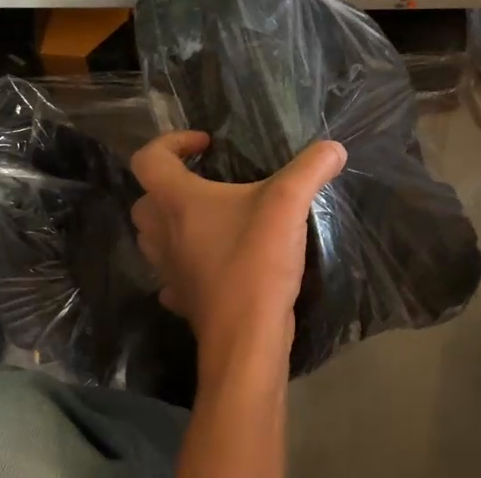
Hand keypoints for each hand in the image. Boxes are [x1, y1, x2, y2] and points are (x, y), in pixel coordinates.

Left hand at [129, 131, 347, 349]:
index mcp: (178, 202)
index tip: (207, 144)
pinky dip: (187, 260)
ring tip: (216, 216)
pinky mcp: (183, 298)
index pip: (148, 159)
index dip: (171, 142)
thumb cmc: (257, 261)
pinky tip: (216, 258)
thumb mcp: (290, 202)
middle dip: (170, 183)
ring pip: (154, 236)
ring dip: (175, 221)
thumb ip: (311, 168)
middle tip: (208, 180)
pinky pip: (173, 271)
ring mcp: (169, 270)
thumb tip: (335, 148)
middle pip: (146, 199)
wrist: (246, 338)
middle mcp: (163, 234)